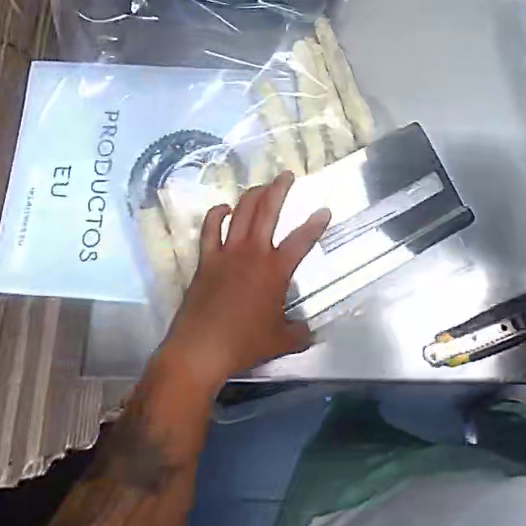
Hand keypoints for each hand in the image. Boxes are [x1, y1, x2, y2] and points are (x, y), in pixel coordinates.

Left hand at [156, 172, 330, 391]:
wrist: (200, 349)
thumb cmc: (244, 344)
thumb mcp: (281, 342)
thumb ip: (299, 333)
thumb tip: (309, 332)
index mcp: (275, 269)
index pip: (302, 240)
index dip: (316, 224)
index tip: (324, 211)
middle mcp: (252, 253)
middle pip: (268, 210)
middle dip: (280, 189)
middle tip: (286, 176)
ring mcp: (226, 253)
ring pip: (241, 213)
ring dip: (253, 196)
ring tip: (262, 187)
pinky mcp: (206, 261)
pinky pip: (210, 230)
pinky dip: (217, 215)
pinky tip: (223, 208)